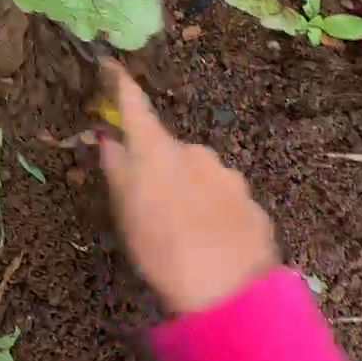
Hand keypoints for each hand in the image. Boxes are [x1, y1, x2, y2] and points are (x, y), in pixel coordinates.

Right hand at [97, 60, 279, 314]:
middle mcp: (195, 151)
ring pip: (199, 174)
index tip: (110, 64)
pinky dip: (212, 209)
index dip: (120, 83)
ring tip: (183, 229)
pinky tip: (210, 238)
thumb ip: (117, 169)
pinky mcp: (252, 203)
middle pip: (169, 148)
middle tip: (150, 201)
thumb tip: (108, 138)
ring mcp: (228, 176)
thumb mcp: (126, 212)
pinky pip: (223, 197)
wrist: (233, 297)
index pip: (135, 104)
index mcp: (158, 149)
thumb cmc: (164, 250)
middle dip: (160, 166)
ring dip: (188, 190)